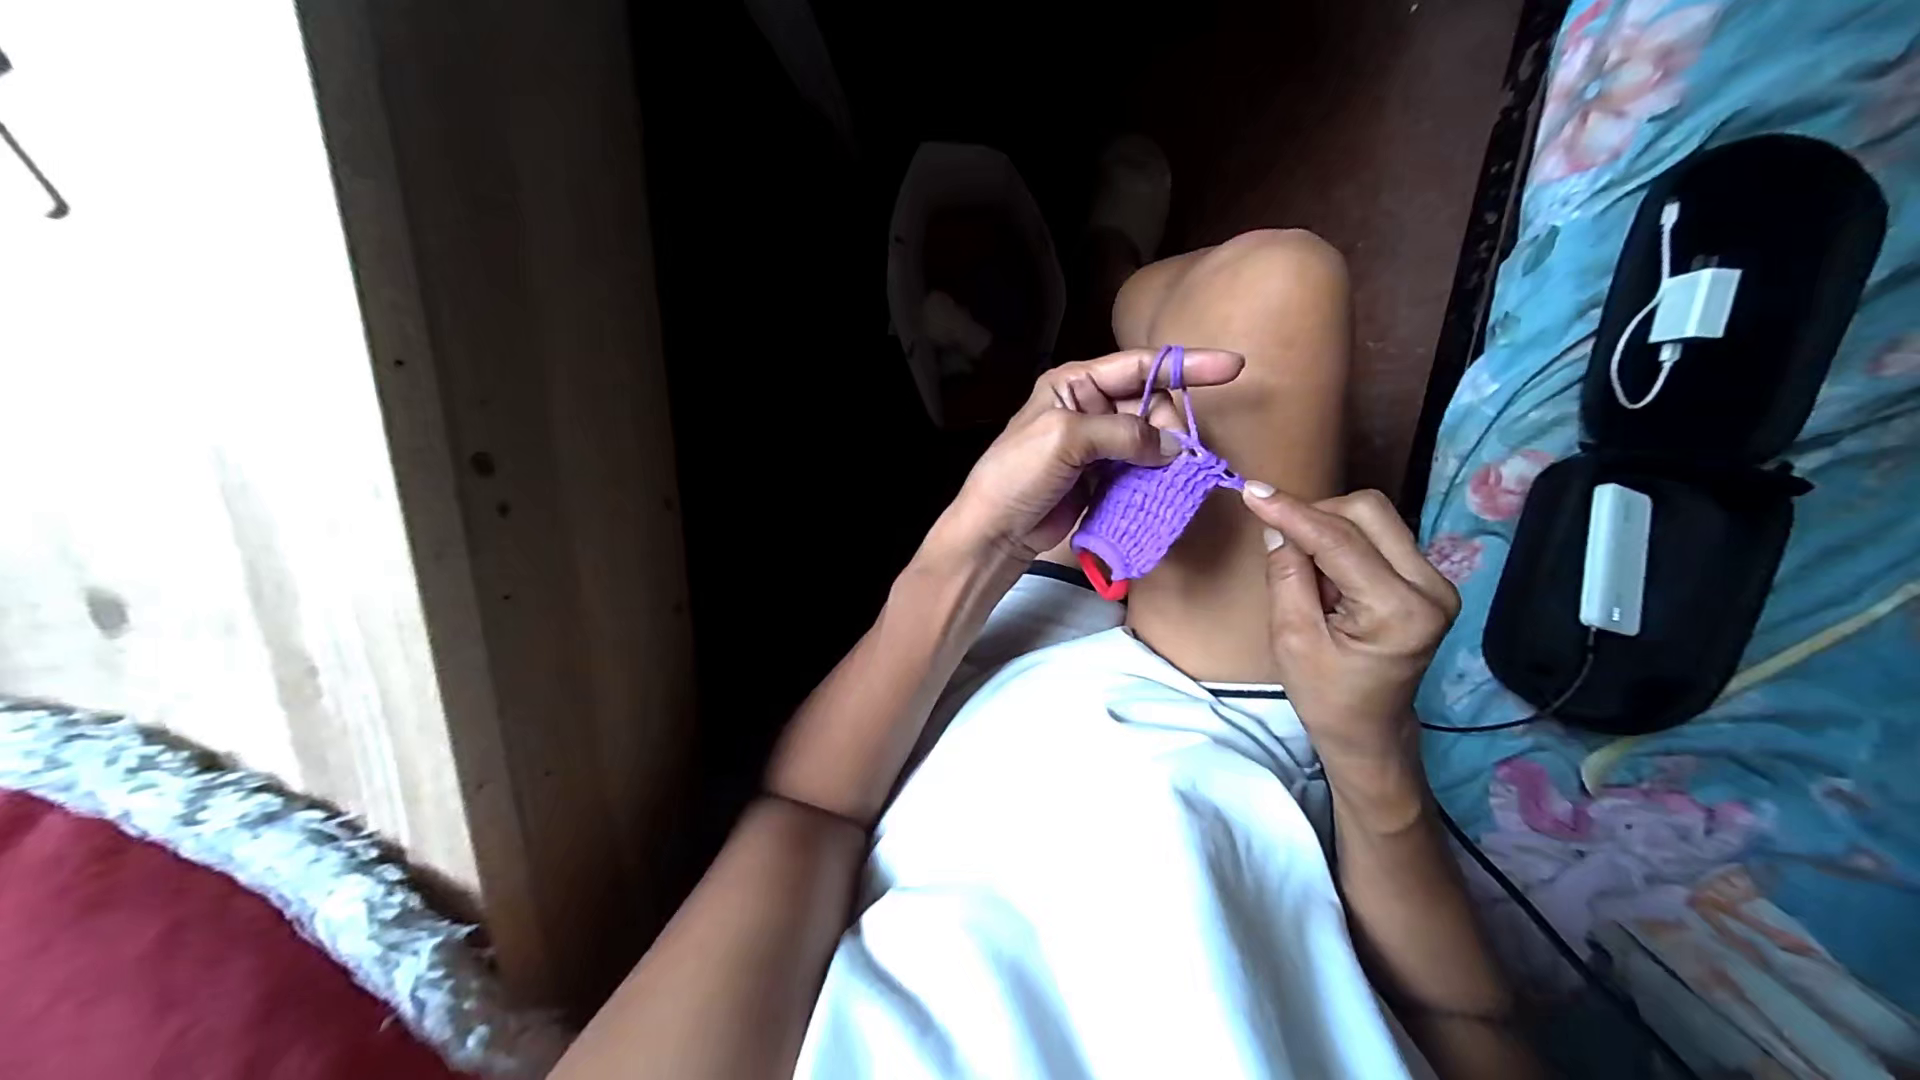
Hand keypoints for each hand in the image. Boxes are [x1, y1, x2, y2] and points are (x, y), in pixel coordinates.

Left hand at [927, 347, 1245, 565]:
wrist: (996, 529)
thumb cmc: (1017, 473)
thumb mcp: (1066, 438)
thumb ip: (1122, 433)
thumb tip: (1171, 444)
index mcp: (1074, 384)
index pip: (1138, 365)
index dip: (1186, 365)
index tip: (1232, 367)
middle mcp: (1088, 407)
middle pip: (1150, 403)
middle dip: (1169, 423)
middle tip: (1175, 454)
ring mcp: (1096, 444)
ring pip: (1149, 438)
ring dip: (1165, 454)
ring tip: (1173, 473)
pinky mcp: (1101, 476)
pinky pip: (1140, 468)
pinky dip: (1155, 476)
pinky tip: (1163, 487)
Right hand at [1239, 486, 1459, 777]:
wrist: (1369, 728)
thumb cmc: (1325, 694)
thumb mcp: (1292, 639)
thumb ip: (1286, 576)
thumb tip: (1276, 527)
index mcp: (1398, 610)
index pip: (1339, 540)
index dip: (1292, 512)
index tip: (1252, 491)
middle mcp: (1431, 586)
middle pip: (1368, 511)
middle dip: (1315, 515)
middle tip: (1281, 543)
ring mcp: (1435, 580)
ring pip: (1374, 517)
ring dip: (1327, 528)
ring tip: (1307, 572)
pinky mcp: (1426, 578)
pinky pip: (1377, 534)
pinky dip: (1340, 540)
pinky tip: (1326, 574)